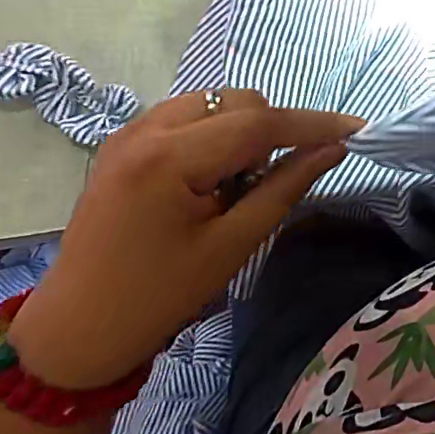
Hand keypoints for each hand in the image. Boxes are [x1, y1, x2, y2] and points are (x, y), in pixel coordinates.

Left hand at [8, 91, 361, 388]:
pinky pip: (190, 116)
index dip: (314, 123)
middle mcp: (145, 129)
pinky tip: (211, 178)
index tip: (358, 128)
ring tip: (237, 183)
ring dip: (244, 130)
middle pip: (237, 101)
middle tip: (270, 182)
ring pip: (214, 103)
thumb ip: (286, 187)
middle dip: (272, 130)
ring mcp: (129, 133)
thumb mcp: (233, 244)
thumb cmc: (159, 296)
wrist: (76, 332)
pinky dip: (217, 135)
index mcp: (168, 158)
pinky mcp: (124, 144)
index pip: (259, 122)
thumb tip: (334, 149)